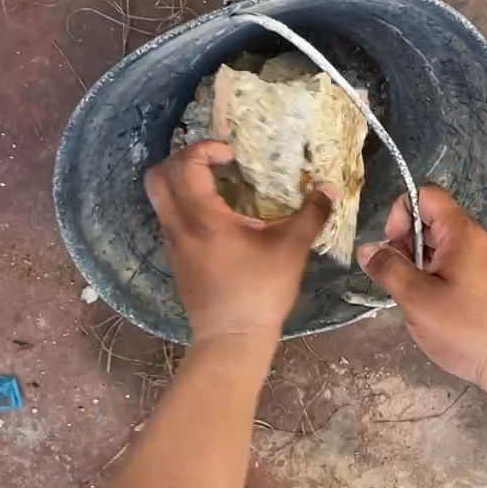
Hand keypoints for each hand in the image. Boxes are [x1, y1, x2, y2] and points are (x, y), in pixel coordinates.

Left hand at [145, 141, 333, 346]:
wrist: (231, 339)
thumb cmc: (260, 291)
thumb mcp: (292, 248)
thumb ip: (312, 214)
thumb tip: (329, 187)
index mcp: (203, 218)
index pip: (186, 165)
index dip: (206, 148)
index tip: (233, 154)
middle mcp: (178, 225)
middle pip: (158, 175)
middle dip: (183, 158)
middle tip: (215, 161)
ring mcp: (172, 243)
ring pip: (159, 197)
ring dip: (182, 180)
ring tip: (218, 183)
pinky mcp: (175, 257)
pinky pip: (169, 216)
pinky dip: (185, 202)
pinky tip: (218, 214)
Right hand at [356, 186, 486, 386]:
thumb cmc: (465, 328)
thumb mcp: (417, 299)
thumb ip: (388, 268)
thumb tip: (366, 249)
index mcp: (462, 231)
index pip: (427, 194)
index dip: (402, 212)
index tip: (393, 246)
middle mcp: (475, 237)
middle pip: (431, 217)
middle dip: (406, 240)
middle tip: (400, 276)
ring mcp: (482, 257)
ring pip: (439, 242)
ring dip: (417, 260)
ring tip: (414, 293)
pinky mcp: (484, 277)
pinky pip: (451, 260)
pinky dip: (433, 272)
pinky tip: (430, 302)